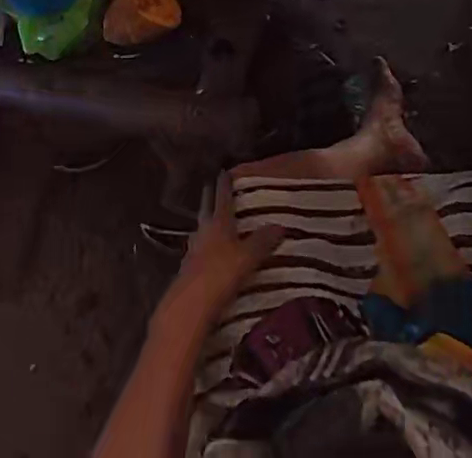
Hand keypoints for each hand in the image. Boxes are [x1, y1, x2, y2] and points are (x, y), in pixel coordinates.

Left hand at [164, 173, 284, 321]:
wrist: (191, 302)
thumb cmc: (220, 273)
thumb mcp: (247, 258)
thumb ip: (262, 242)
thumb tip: (281, 225)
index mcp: (217, 222)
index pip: (222, 198)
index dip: (224, 185)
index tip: (224, 170)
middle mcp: (203, 229)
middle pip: (207, 208)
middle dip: (210, 197)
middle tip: (213, 186)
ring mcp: (194, 246)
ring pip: (201, 226)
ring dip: (207, 219)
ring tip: (215, 217)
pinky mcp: (190, 263)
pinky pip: (200, 245)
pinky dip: (206, 241)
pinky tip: (210, 248)